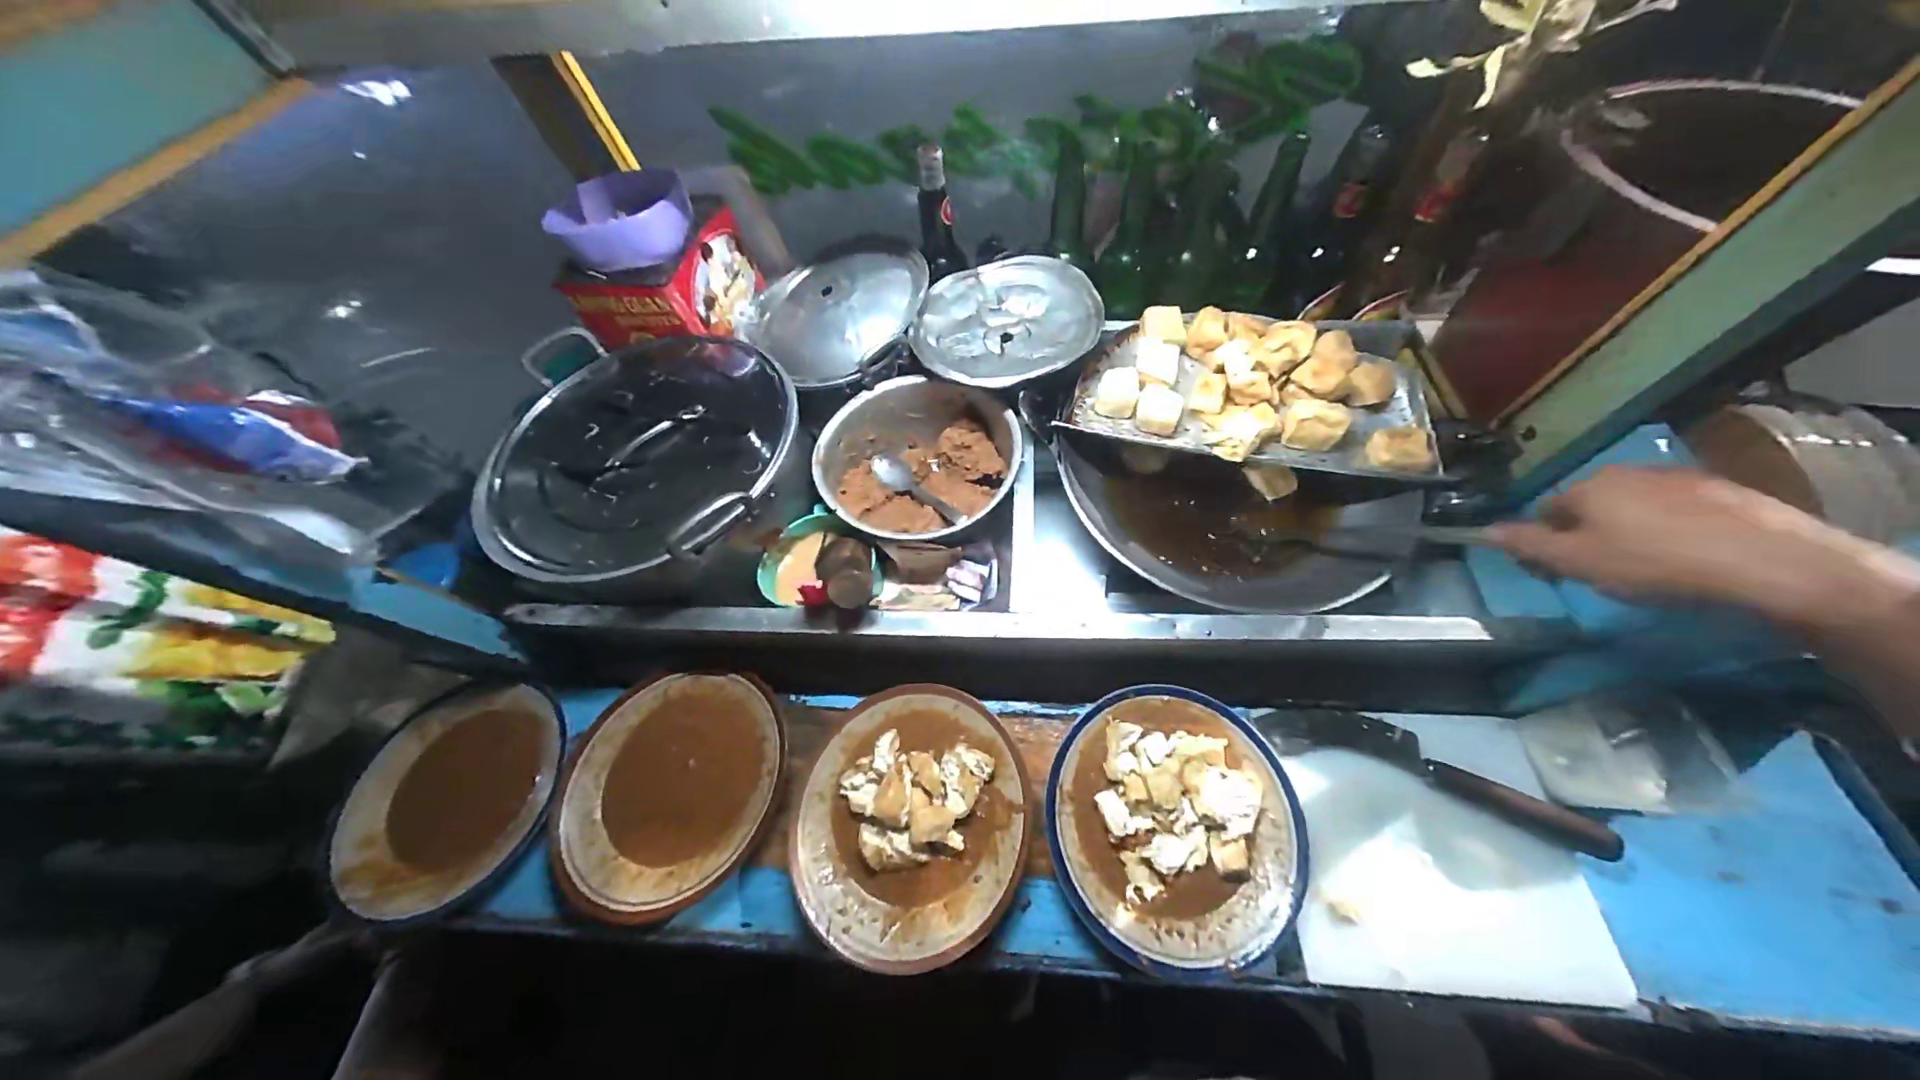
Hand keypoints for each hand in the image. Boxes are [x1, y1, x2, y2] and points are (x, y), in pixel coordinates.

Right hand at [1485, 466, 1919, 626]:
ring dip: (1630, 528)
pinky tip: (1688, 555)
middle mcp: (1626, 471)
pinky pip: (1676, 509)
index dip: (1546, 541)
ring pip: (1633, 505)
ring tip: (1649, 564)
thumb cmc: (1654, 563)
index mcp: (1587, 486)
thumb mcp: (1576, 562)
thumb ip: (1527, 545)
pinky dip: (1671, 528)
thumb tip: (1482, 530)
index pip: (1545, 511)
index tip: (1559, 570)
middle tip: (1602, 569)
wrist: (1770, 563)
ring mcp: (1678, 477)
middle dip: (1587, 531)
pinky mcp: (1723, 489)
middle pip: (1589, 504)